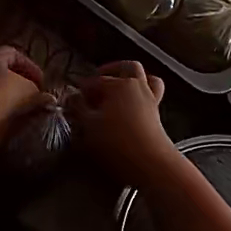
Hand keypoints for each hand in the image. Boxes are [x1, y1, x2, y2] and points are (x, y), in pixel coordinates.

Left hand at [0, 46, 46, 139]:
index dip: (30, 66)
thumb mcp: (28, 91)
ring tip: (22, 104)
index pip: (13, 53)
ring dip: (8, 92)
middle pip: (1, 68)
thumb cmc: (3, 95)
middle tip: (32, 90)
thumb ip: (38, 93)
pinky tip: (8, 113)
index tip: (41, 81)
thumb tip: (47, 98)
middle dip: (19, 78)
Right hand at [73, 61, 178, 187]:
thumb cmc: (116, 141)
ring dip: (133, 79)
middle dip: (112, 69)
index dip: (83, 88)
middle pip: (128, 67)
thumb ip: (79, 108)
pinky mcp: (157, 116)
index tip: (73, 98)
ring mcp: (151, 100)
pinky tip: (131, 107)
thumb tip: (73, 97)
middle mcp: (138, 87)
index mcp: (119, 85)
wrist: (151, 162)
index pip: (96, 81)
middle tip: (99, 77)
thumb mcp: (89, 125)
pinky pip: (152, 95)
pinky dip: (142, 94)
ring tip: (121, 87)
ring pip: (147, 78)